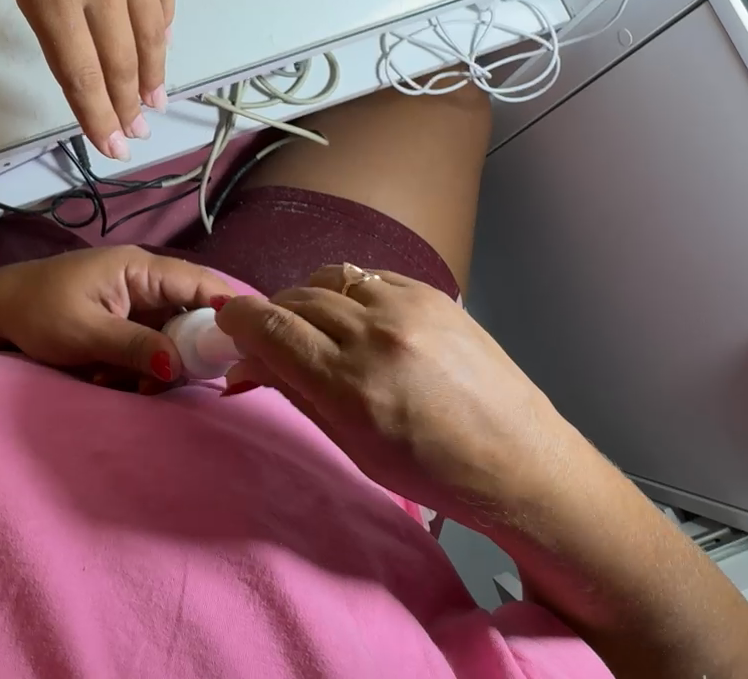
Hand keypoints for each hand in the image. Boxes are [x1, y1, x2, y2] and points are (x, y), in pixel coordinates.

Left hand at [0, 0, 171, 162]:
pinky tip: (162, 46)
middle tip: (134, 140)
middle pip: (118, 63)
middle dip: (125, 108)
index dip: (94, 114)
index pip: (78, 70)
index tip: (109, 146)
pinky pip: (164, 0)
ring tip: (154, 105)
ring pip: (150, 37)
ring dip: (152, 77)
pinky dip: (164, 32)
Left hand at [0, 247, 230, 384]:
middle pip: (193, 310)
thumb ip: (135, 346)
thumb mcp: (86, 333)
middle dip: (189, 349)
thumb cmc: (38, 312)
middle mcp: (146, 278)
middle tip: (171, 381)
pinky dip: (143, 361)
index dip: (229, 309)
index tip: (249, 343)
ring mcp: (135, 297)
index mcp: (140, 268)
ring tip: (134, 384)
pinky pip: (151, 339)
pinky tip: (117, 378)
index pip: (201, 283)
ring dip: (162, 360)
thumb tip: (179, 366)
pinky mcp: (124, 315)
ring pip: (173, 330)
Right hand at [217, 265, 562, 531]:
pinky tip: (354, 315)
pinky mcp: (431, 292)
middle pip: (296, 299)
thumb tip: (247, 364)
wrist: (519, 460)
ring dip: (307, 297)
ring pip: (330, 278)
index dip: (239, 320)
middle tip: (267, 337)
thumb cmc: (432, 472)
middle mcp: (375, 334)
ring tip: (312, 325)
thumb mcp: (353, 445)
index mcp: (351, 385)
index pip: (272, 329)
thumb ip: (296, 393)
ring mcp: (407, 306)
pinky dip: (348, 291)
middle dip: (270, 314)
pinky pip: (368, 276)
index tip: (227, 323)